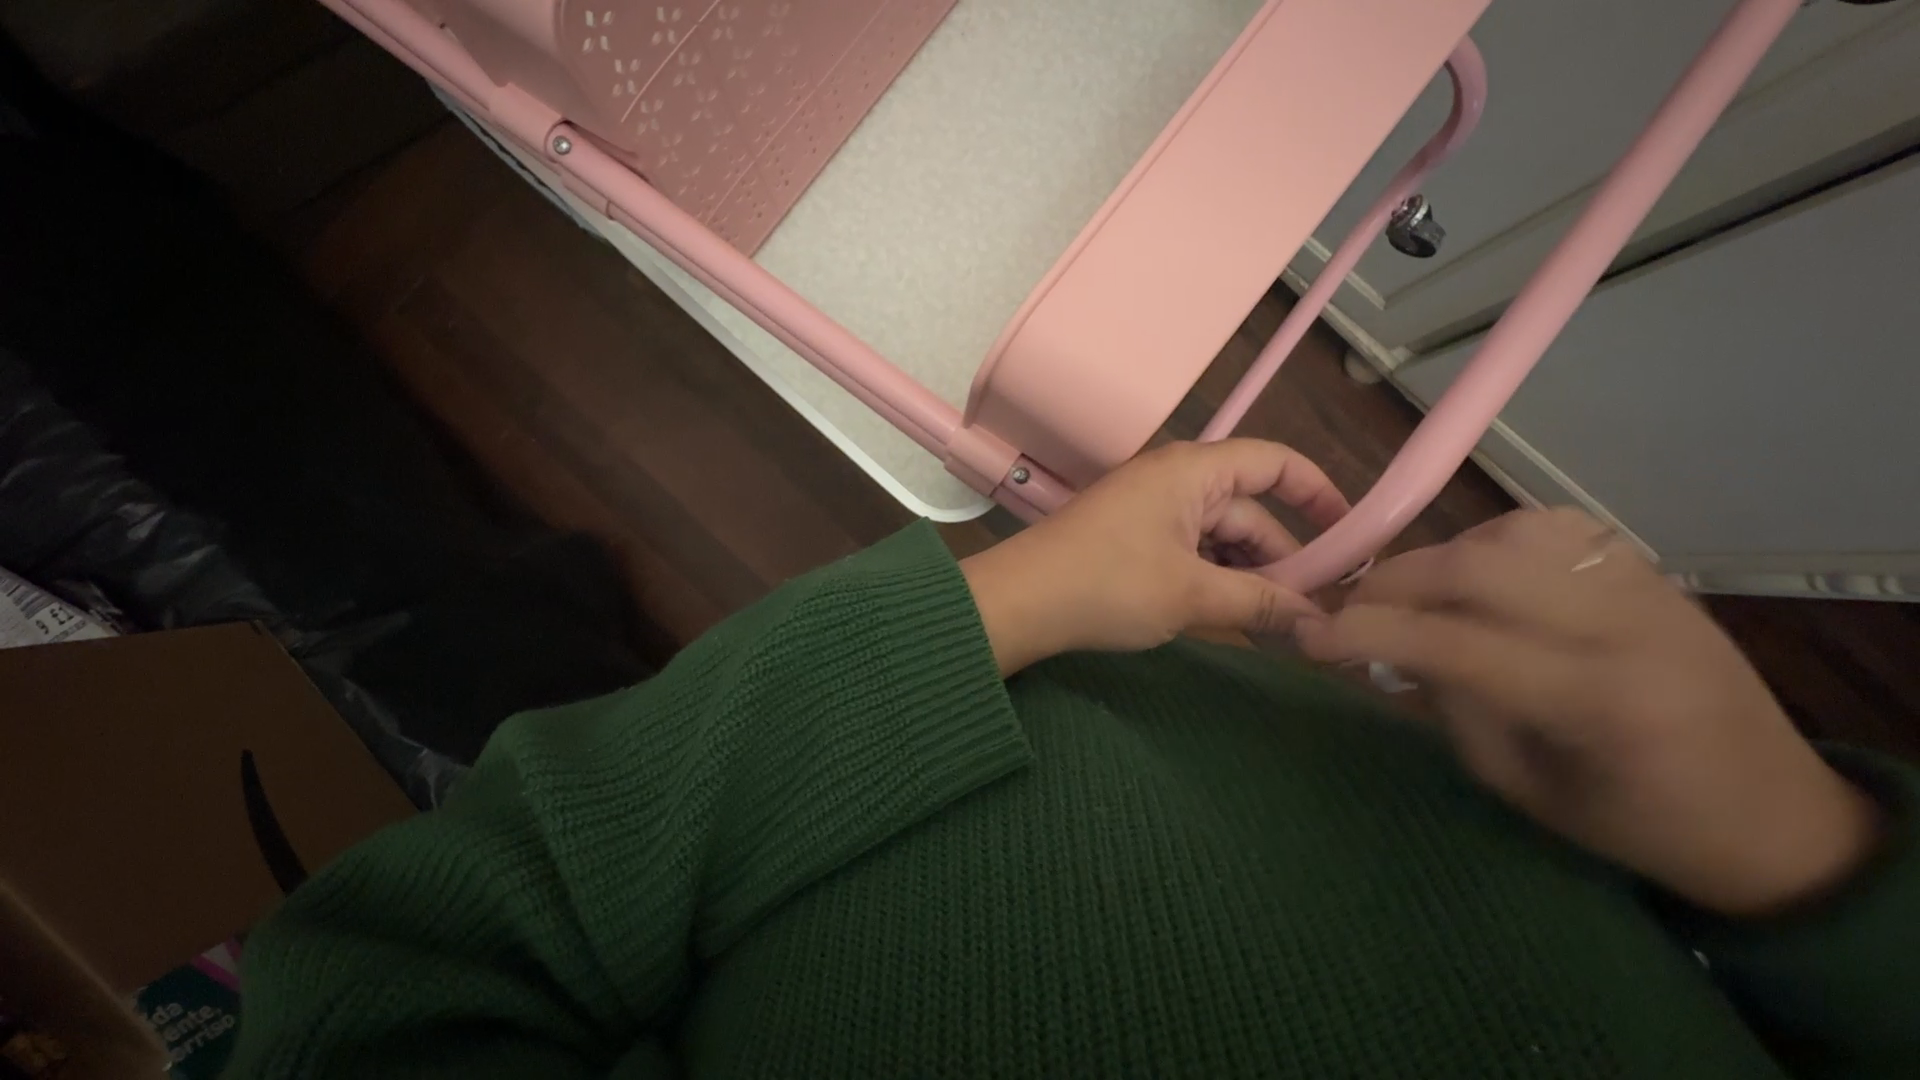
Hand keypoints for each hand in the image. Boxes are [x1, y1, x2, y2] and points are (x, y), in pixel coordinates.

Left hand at [960, 440, 1350, 675]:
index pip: (1274, 463)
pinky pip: (1188, 551)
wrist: (1018, 603)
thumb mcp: (1193, 595)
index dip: (1319, 494)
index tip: (1352, 538)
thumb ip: (1262, 601)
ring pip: (1219, 537)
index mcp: (1192, 471)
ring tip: (1276, 624)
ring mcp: (1149, 509)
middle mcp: (1174, 480)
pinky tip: (1230, 617)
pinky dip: (1212, 579)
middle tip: (1315, 611)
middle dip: (1283, 558)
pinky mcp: (1131, 538)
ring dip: (1247, 576)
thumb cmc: (1108, 586)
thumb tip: (1319, 619)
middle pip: (1248, 511)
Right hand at [1293, 508, 1880, 917]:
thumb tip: (1384, 647)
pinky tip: (1478, 577)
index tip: (1307, 637)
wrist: (1768, 812)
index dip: (1362, 633)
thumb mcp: (1517, 781)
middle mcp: (1623, 626)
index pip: (1451, 642)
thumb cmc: (1631, 821)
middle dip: (1390, 583)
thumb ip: (1447, 702)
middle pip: (1475, 567)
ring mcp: (1642, 586)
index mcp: (1595, 701)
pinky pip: (1548, 528)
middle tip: (1351, 612)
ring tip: (1417, 597)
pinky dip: (1490, 543)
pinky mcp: (1646, 569)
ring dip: (1440, 559)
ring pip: (1508, 533)